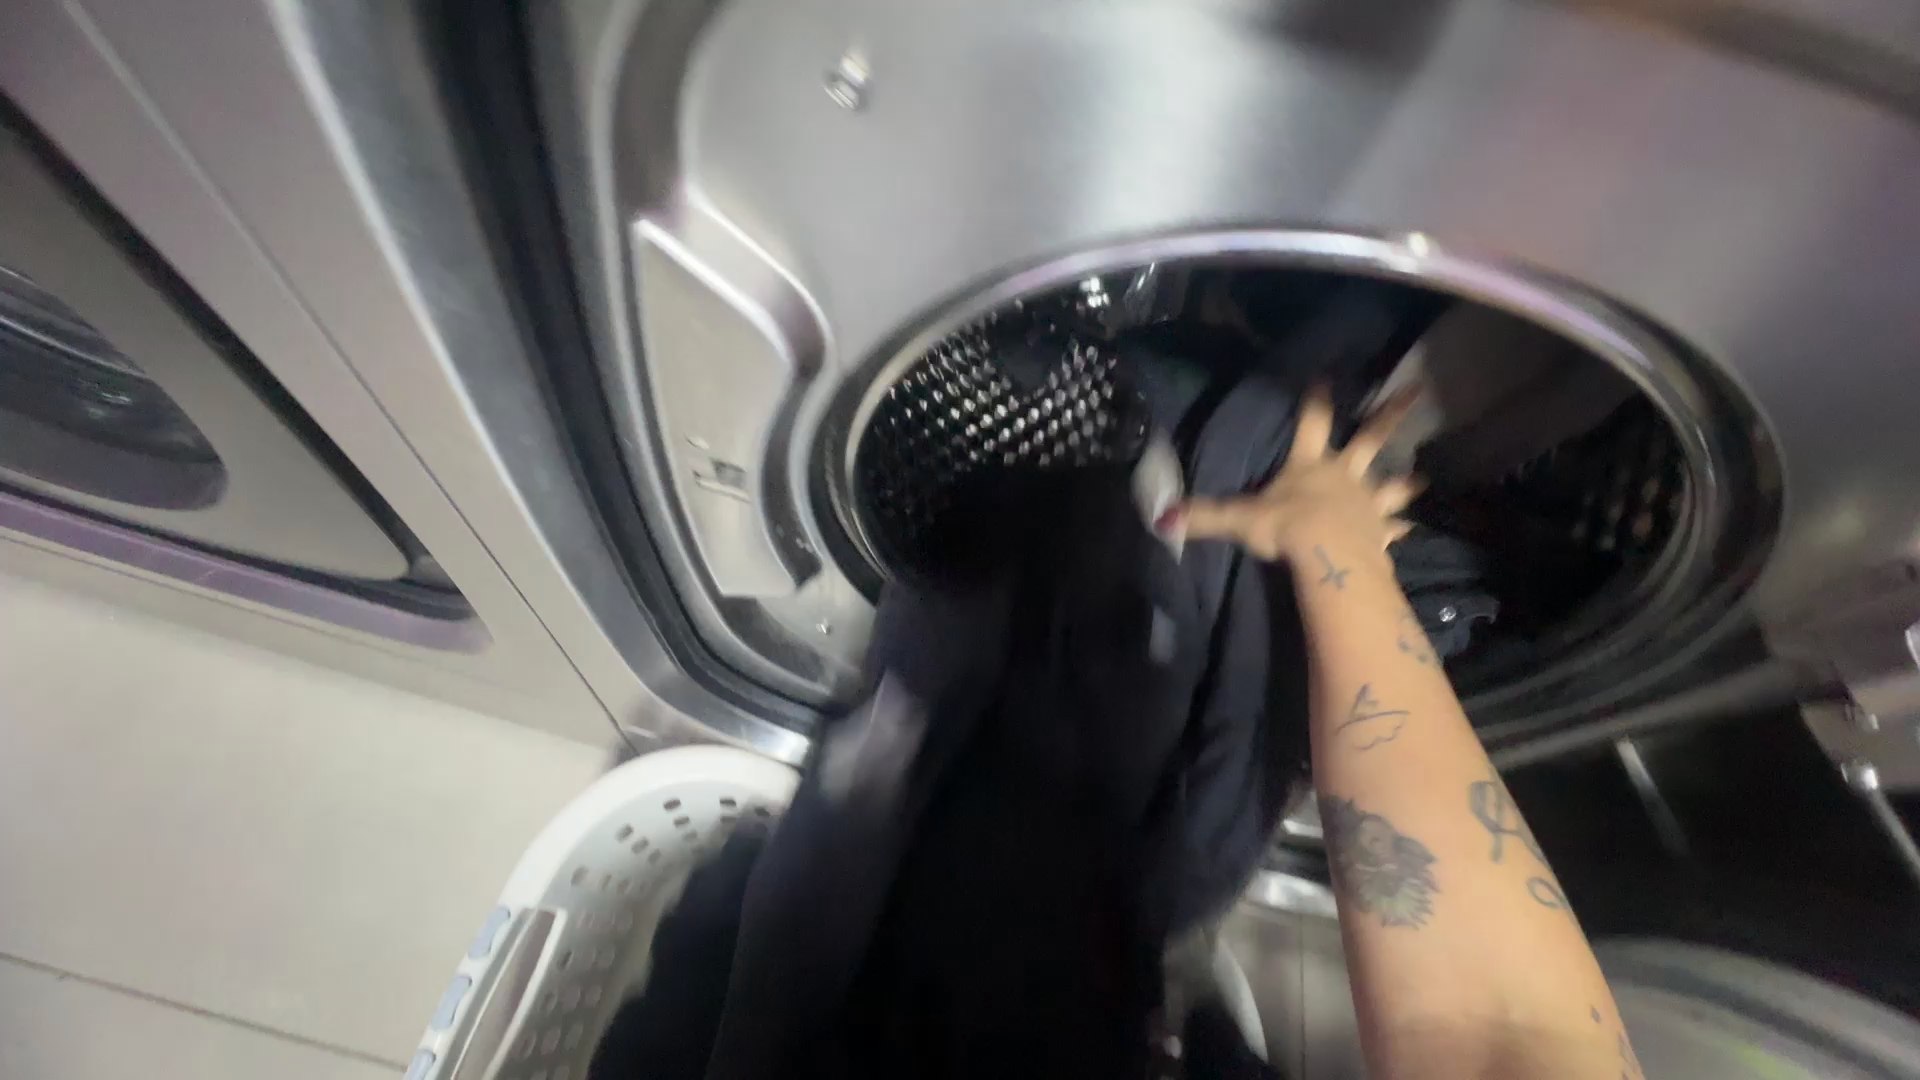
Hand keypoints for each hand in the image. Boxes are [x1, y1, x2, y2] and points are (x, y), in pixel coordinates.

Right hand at [1176, 385, 1421, 565]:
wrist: (1326, 556)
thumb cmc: (1284, 526)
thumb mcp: (1237, 519)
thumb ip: (1202, 517)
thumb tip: (1161, 518)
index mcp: (1308, 464)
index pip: (1311, 423)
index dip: (1316, 399)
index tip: (1326, 374)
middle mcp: (1342, 476)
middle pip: (1370, 439)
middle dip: (1389, 415)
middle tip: (1416, 391)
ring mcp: (1366, 504)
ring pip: (1391, 485)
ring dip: (1405, 482)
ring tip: (1422, 476)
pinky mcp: (1379, 533)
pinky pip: (1392, 529)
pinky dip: (1400, 529)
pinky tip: (1408, 530)